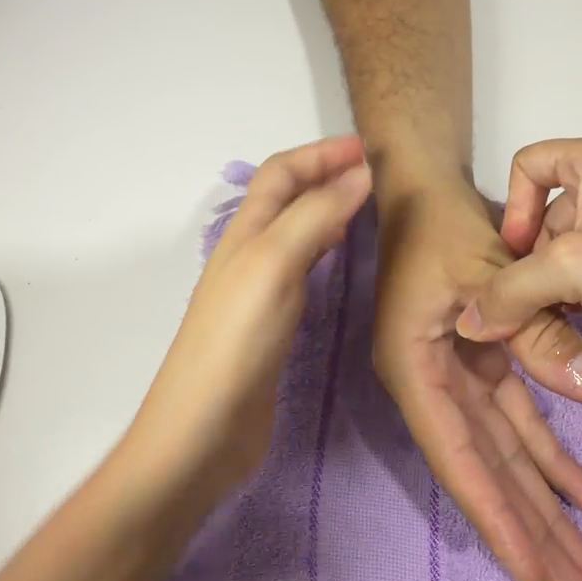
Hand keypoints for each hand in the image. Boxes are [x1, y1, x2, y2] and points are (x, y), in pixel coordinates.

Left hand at [132, 137, 372, 490]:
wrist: (203, 431)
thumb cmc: (236, 340)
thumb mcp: (274, 264)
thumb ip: (315, 215)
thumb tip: (359, 172)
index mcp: (246, 231)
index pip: (281, 172)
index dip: (320, 153)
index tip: (368, 149)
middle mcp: (251, 252)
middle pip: (289, 197)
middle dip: (328, 175)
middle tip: (377, 174)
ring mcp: (261, 289)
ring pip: (298, 231)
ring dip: (330, 210)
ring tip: (371, 208)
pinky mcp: (273, 324)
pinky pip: (305, 269)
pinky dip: (329, 250)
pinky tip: (347, 261)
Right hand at [371, 171, 581, 580]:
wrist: (422, 186)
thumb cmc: (440, 221)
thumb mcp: (490, 269)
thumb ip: (541, 331)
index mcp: (413, 366)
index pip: (458, 455)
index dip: (496, 515)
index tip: (534, 574)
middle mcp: (428, 380)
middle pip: (482, 466)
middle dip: (529, 528)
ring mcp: (453, 372)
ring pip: (502, 448)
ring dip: (541, 499)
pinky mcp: (478, 359)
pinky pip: (514, 413)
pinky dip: (546, 448)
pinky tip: (578, 488)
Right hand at [458, 138, 581, 369]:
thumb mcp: (574, 270)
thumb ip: (510, 289)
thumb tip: (468, 321)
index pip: (528, 162)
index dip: (513, 208)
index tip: (519, 256)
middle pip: (547, 209)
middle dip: (535, 257)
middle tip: (536, 301)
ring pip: (571, 242)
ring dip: (558, 278)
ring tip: (565, 314)